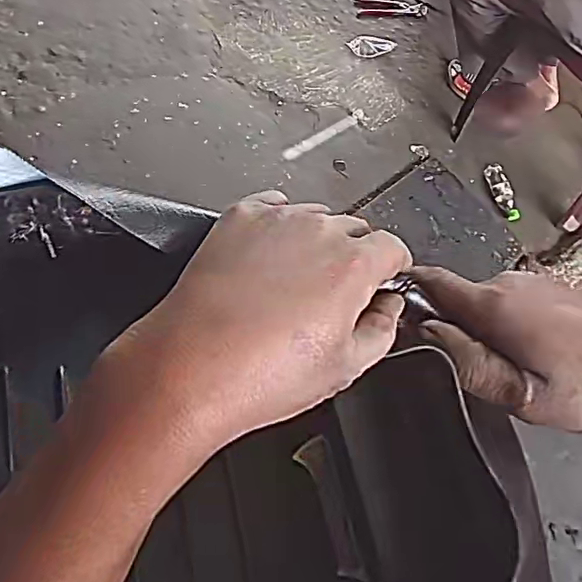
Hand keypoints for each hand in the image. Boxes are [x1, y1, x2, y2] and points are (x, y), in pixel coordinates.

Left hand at [93, 191, 411, 452]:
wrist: (189, 368)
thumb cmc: (258, 374)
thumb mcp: (344, 368)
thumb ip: (383, 329)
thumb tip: (388, 309)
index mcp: (353, 264)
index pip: (392, 246)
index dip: (392, 267)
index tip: (384, 279)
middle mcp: (318, 231)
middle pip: (356, 229)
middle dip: (355, 255)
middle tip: (334, 293)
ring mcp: (276, 221)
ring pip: (314, 217)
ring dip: (315, 241)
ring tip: (293, 283)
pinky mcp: (239, 219)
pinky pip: (273, 207)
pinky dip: (278, 225)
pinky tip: (269, 258)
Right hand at [409, 266, 581, 432]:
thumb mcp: (527, 396)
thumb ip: (470, 365)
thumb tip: (429, 337)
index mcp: (496, 303)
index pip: (430, 282)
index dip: (404, 294)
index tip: (392, 317)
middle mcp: (510, 282)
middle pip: (454, 297)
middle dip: (448, 329)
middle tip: (467, 373)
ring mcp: (533, 284)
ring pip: (483, 304)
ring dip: (480, 332)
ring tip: (509, 373)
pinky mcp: (552, 292)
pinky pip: (509, 305)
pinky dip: (504, 328)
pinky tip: (533, 360)